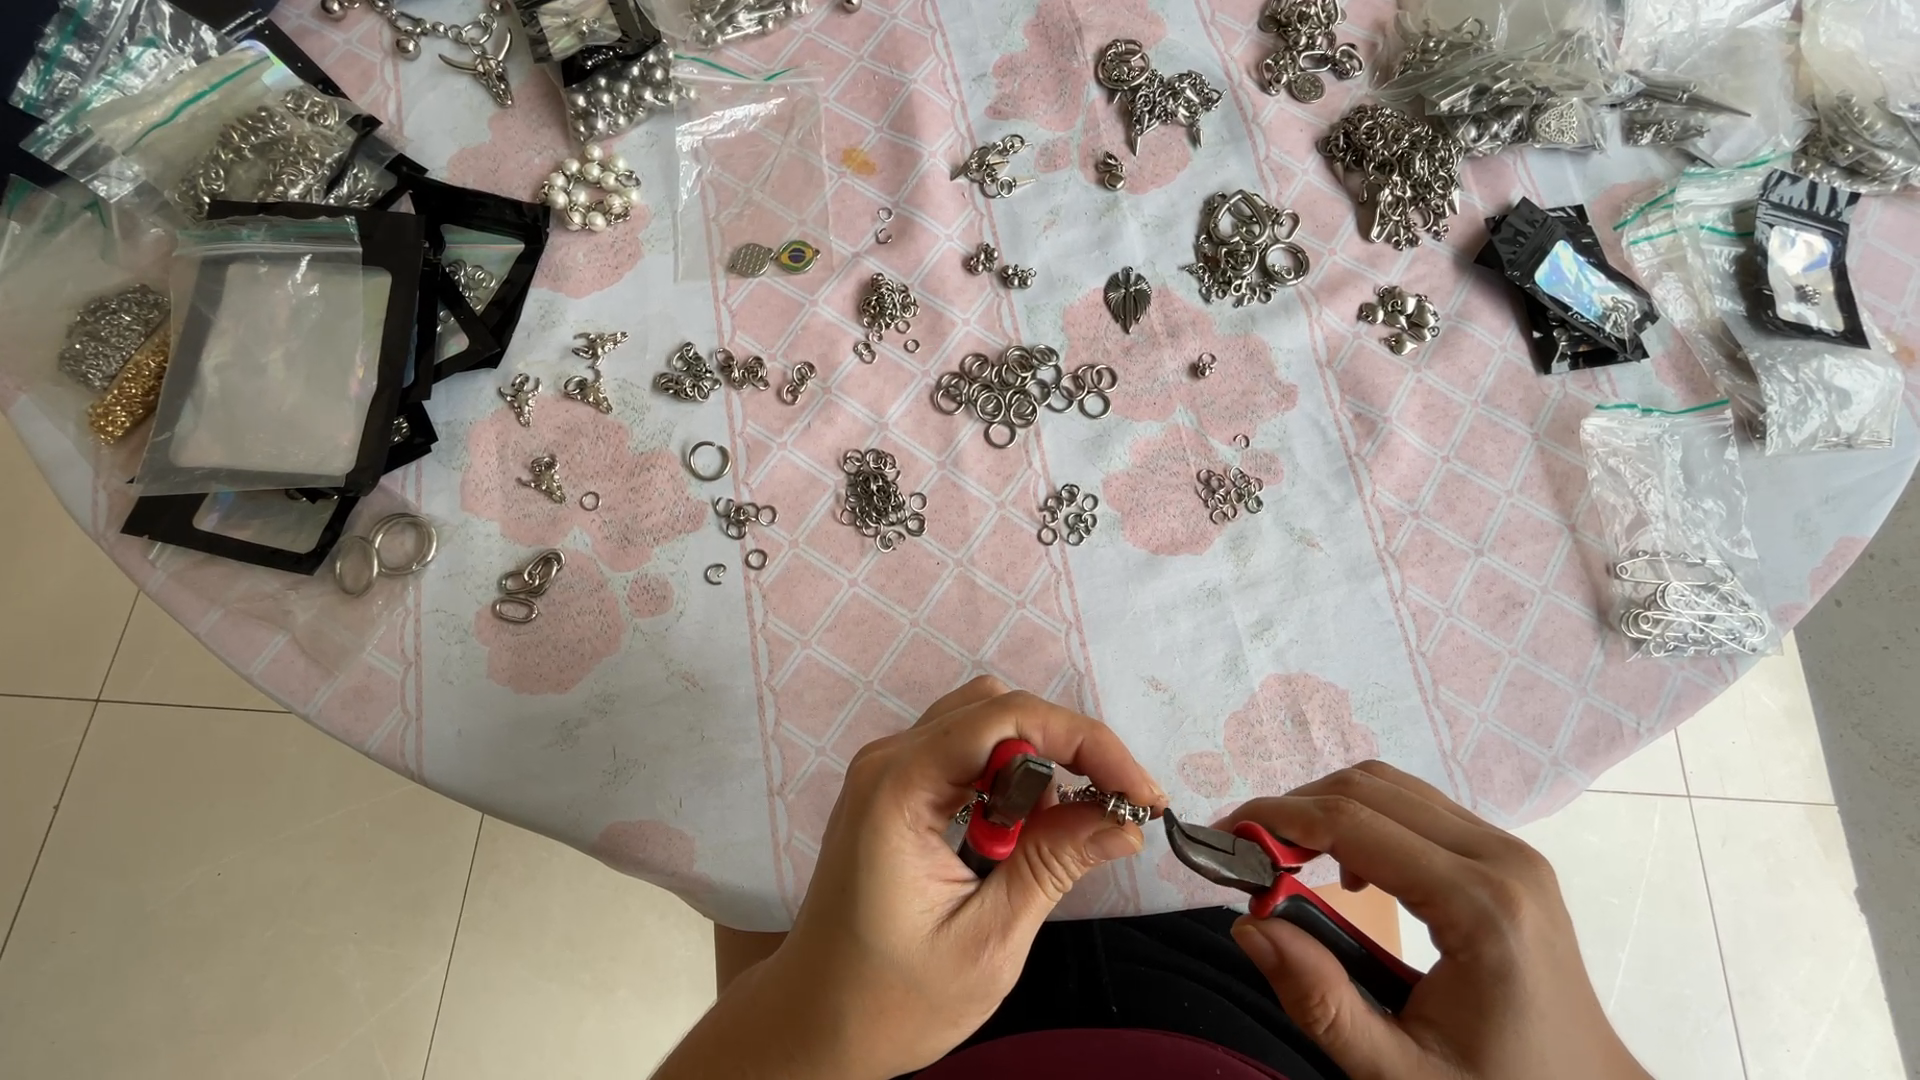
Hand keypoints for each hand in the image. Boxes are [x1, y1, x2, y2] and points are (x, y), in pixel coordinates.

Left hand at [655, 677, 1163, 1079]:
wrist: (810, 1021)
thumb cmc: (890, 1000)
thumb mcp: (987, 941)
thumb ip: (1053, 865)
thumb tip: (1123, 819)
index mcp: (900, 788)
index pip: (1007, 718)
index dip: (1084, 742)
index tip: (1140, 792)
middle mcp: (890, 758)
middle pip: (997, 707)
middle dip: (1068, 747)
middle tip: (1114, 806)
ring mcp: (888, 768)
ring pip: (984, 720)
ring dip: (1040, 758)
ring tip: (1070, 823)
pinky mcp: (896, 785)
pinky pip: (966, 749)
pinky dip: (1011, 773)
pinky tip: (1026, 826)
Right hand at [1224, 762, 1650, 1079]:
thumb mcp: (1402, 1077)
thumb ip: (1321, 1004)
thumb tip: (1246, 926)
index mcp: (1481, 906)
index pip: (1352, 821)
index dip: (1276, 819)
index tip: (1224, 839)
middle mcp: (1501, 857)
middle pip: (1366, 788)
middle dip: (1293, 810)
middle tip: (1248, 854)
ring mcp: (1509, 851)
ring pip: (1388, 786)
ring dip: (1324, 808)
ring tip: (1286, 858)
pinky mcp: (1506, 857)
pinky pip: (1414, 806)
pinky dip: (1361, 817)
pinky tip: (1349, 871)